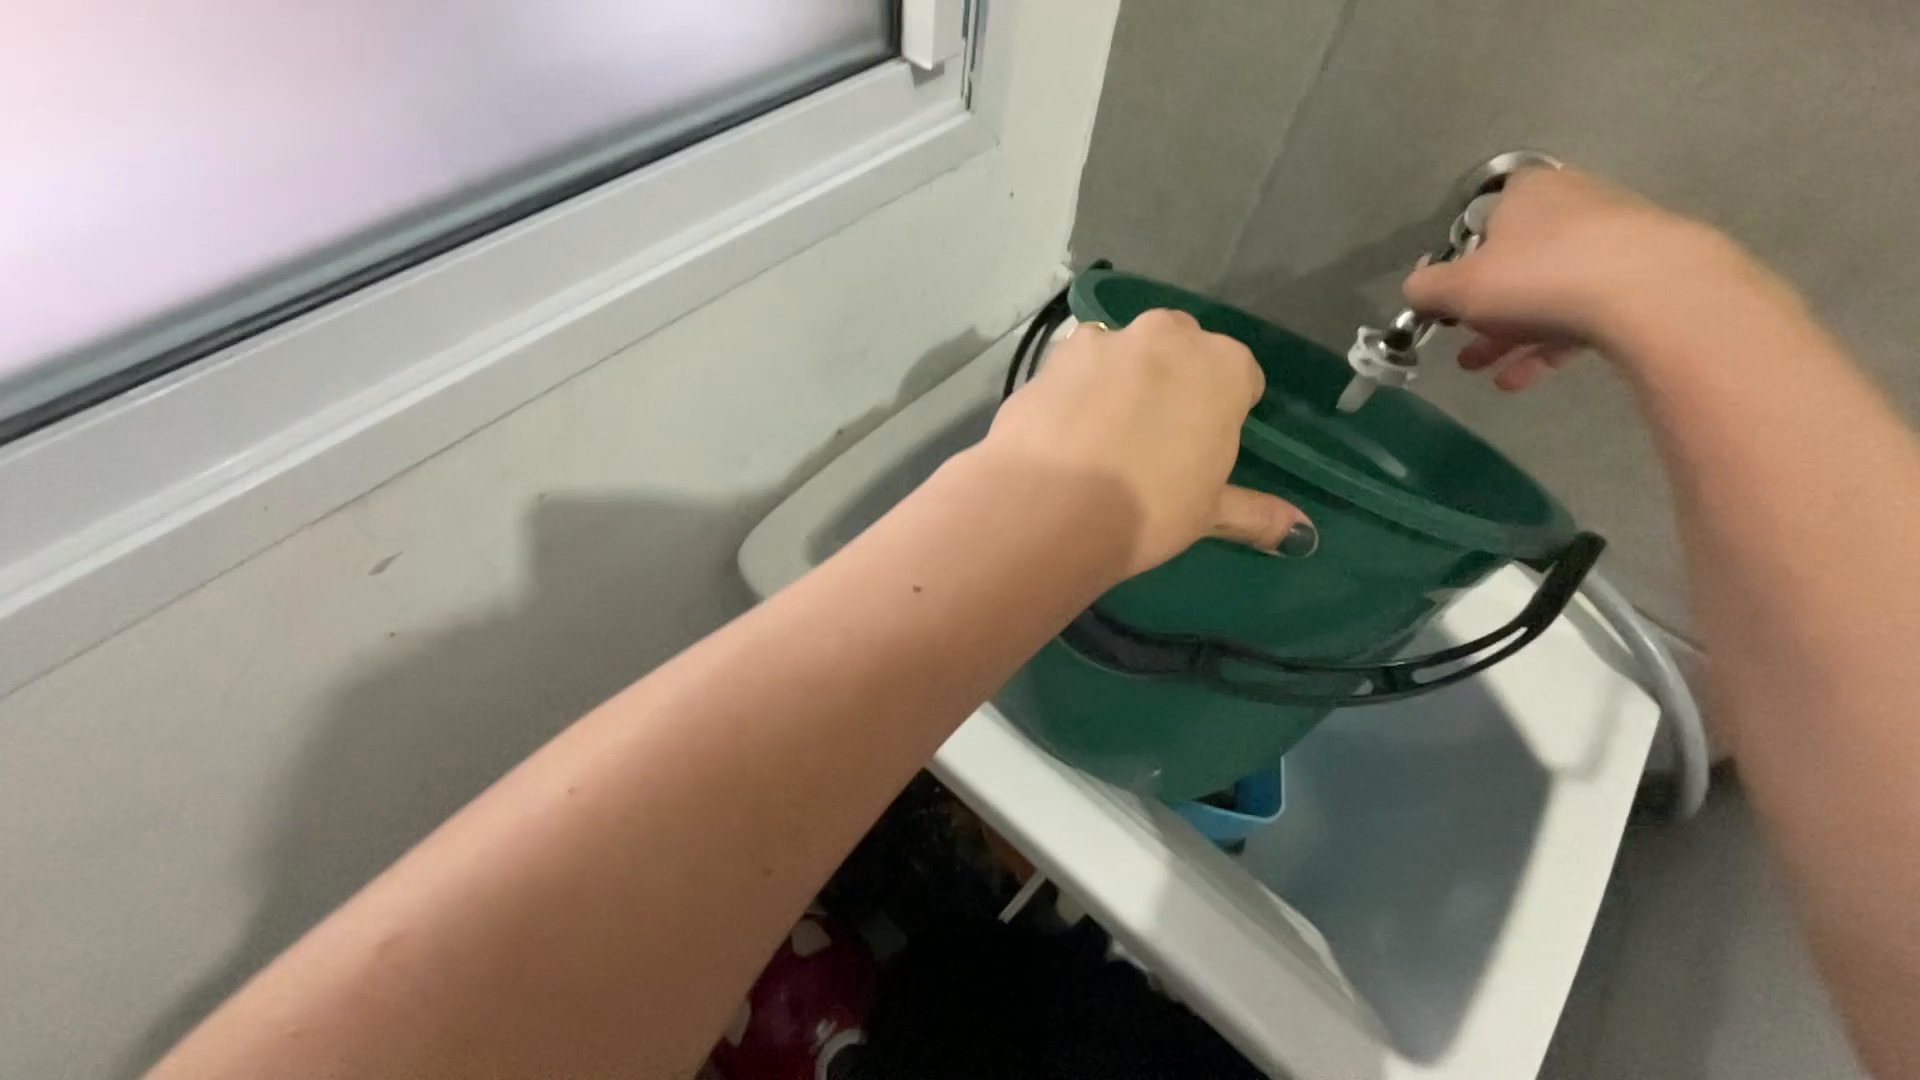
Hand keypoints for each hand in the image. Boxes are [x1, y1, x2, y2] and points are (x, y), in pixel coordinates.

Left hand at [984, 309, 1313, 577]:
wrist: (1049, 506)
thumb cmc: (1148, 507)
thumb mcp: (1209, 514)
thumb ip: (1257, 513)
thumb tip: (1302, 534)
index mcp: (1222, 364)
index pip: (1240, 378)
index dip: (1224, 412)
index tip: (1202, 447)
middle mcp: (1164, 336)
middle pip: (1180, 351)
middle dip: (1174, 383)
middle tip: (1153, 441)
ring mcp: (1101, 341)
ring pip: (1122, 354)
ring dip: (1120, 381)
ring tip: (1101, 438)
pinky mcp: (1048, 359)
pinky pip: (1073, 371)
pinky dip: (1073, 393)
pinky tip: (1062, 435)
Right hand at [1404, 167, 1764, 389]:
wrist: (1650, 295)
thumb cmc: (1536, 278)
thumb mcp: (1454, 287)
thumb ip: (1422, 288)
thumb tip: (1417, 288)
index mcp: (1529, 193)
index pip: (1483, 219)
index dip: (1461, 260)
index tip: (1451, 297)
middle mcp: (1574, 204)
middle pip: (1514, 262)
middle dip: (1483, 310)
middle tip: (1462, 344)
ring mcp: (1616, 240)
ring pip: (1546, 291)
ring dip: (1509, 334)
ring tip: (1484, 369)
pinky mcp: (1644, 278)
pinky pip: (1582, 312)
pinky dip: (1548, 344)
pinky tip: (1522, 378)